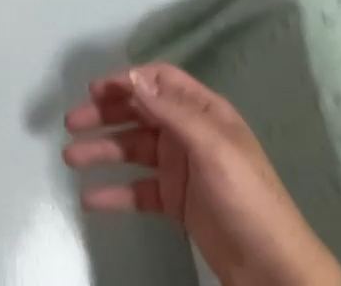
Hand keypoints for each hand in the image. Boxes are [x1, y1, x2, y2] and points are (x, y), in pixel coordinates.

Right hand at [62, 62, 340, 285]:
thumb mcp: (211, 146)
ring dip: (104, 150)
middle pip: (142, 113)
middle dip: (106, 114)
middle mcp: (190, 133)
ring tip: (70, 157)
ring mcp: (182, 168)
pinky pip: (139, 190)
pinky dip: (115, 192)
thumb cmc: (245, 195)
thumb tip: (132, 76)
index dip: (127, 81)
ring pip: (135, 150)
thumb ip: (172, 110)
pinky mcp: (176, 202)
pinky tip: (90, 198)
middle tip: (71, 123)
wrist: (269, 263)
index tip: (93, 90)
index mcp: (205, 111)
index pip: (160, 82)